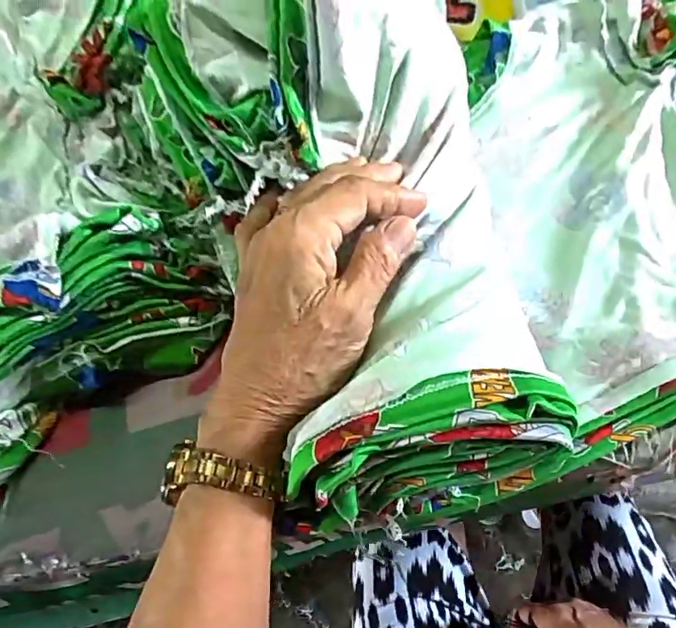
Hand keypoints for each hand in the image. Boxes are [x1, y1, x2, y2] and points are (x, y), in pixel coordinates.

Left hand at [198, 159, 425, 462]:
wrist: (256, 400)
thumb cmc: (305, 364)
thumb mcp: (352, 315)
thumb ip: (377, 263)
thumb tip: (402, 223)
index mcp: (301, 234)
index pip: (352, 196)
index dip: (390, 195)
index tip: (422, 201)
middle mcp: (274, 229)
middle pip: (325, 187)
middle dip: (366, 180)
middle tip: (400, 178)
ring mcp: (258, 247)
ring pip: (301, 197)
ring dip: (336, 187)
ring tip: (366, 183)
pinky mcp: (253, 268)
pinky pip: (271, 216)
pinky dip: (296, 202)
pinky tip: (299, 203)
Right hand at [508, 599, 675, 627]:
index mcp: (552, 614)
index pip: (523, 610)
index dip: (515, 626)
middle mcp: (568, 603)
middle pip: (541, 610)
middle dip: (533, 626)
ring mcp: (587, 607)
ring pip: (559, 613)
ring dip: (552, 627)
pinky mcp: (601, 614)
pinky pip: (575, 616)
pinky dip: (568, 627)